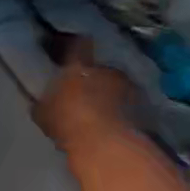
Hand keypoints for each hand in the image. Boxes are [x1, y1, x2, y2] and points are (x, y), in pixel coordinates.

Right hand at [34, 37, 141, 151]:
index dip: (74, 45)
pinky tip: (115, 122)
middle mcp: (106, 70)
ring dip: (111, 94)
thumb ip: (45, 101)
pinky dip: (124, 109)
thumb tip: (44, 100)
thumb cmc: (67, 122)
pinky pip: (130, 103)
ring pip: (117, 85)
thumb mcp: (43, 113)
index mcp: (77, 67)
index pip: (78, 45)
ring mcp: (130, 87)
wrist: (107, 145)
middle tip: (85, 91)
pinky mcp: (147, 106)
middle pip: (100, 68)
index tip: (71, 47)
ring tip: (102, 110)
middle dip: (94, 77)